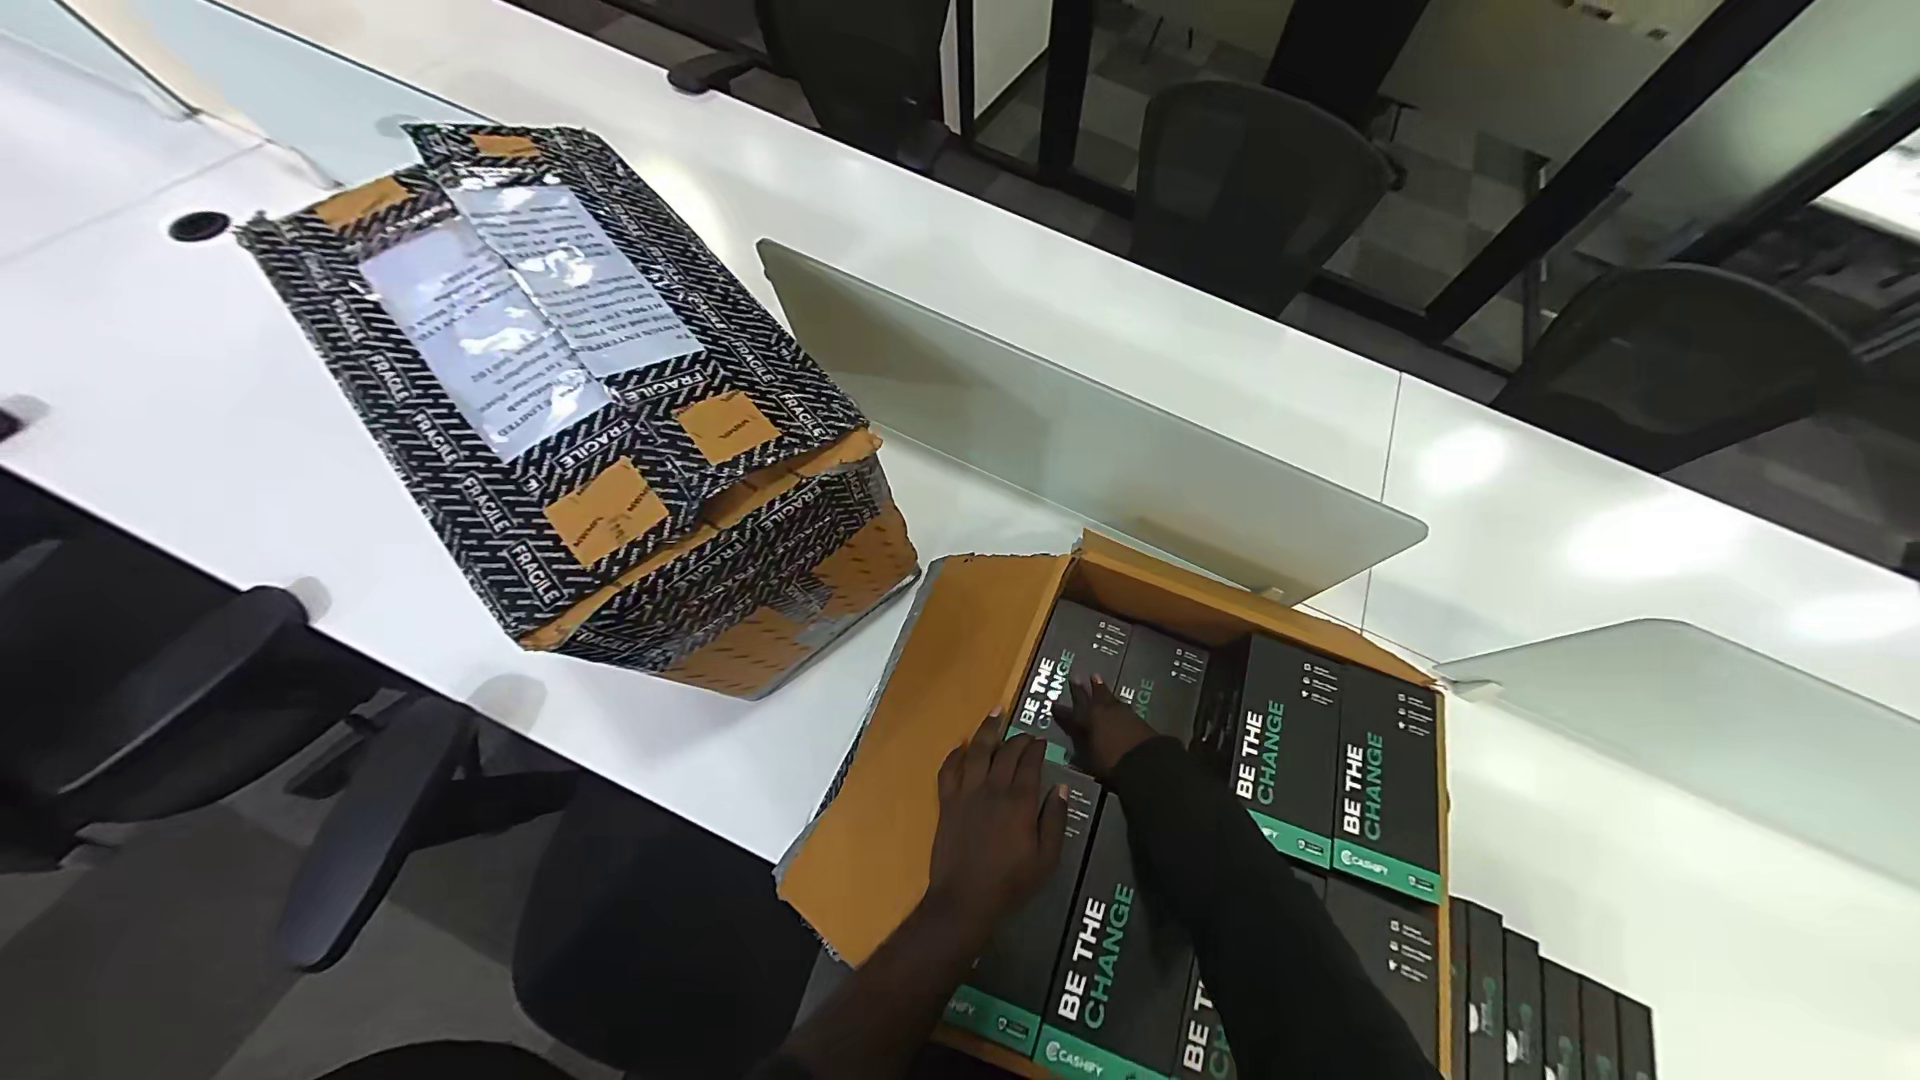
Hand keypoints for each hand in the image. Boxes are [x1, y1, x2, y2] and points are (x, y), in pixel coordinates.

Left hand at [927, 711, 1068, 933]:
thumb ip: (1055, 821)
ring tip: (994, 713)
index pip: (1030, 763)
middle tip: (1025, 732)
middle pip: (1006, 752)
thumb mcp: (1047, 859)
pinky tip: (961, 746)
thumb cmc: (1011, 882)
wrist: (965, 898)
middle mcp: (993, 788)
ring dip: (987, 730)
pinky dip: (955, 754)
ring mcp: (967, 792)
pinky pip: (949, 769)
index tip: (1041, 740)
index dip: (1036, 748)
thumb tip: (1060, 789)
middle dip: (1018, 738)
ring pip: (977, 751)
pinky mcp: (947, 801)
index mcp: (1020, 801)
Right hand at [1052, 675, 1156, 776]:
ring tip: (1096, 678)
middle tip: (1075, 677)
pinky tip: (1116, 700)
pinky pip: (1119, 703)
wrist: (1147, 761)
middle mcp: (1101, 711)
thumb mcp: (1090, 761)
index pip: (1069, 714)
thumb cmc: (1112, 763)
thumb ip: (1081, 754)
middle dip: (1081, 688)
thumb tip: (1072, 753)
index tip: (1053, 703)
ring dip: (1100, 687)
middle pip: (1089, 696)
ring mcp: (1120, 711)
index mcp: (1086, 720)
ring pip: (1106, 695)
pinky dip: (1114, 700)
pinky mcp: (1135, 716)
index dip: (1061, 711)